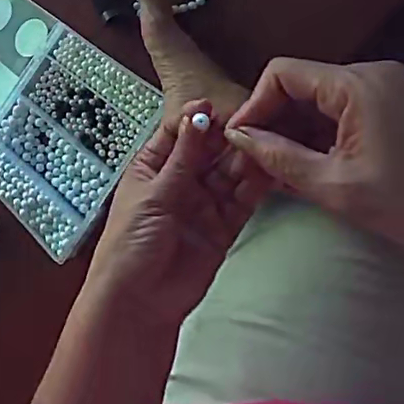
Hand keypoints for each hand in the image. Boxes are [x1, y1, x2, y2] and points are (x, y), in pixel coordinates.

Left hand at [88, 99, 267, 324]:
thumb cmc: (131, 242)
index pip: (175, 134)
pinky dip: (255, 187)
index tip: (216, 104)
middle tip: (253, 119)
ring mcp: (201, 203)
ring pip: (227, 174)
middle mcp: (177, 182)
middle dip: (225, 137)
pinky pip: (241, 201)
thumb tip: (196, 116)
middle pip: (206, 152)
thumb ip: (182, 158)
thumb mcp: (155, 194)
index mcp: (150, 167)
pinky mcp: (222, 226)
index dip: (194, 119)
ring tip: (267, 140)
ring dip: (244, 159)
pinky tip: (272, 168)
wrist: (139, 300)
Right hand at [223, 59, 403, 260]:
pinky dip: (317, 133)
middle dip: (271, 121)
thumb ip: (279, 158)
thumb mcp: (337, 187)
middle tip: (253, 160)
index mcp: (357, 86)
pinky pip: (338, 109)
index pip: (281, 74)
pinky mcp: (393, 104)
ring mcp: (385, 88)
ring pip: (315, 99)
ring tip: (277, 168)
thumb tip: (237, 137)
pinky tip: (307, 165)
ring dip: (292, 130)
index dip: (253, 105)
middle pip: (297, 85)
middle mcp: (370, 75)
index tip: (239, 141)